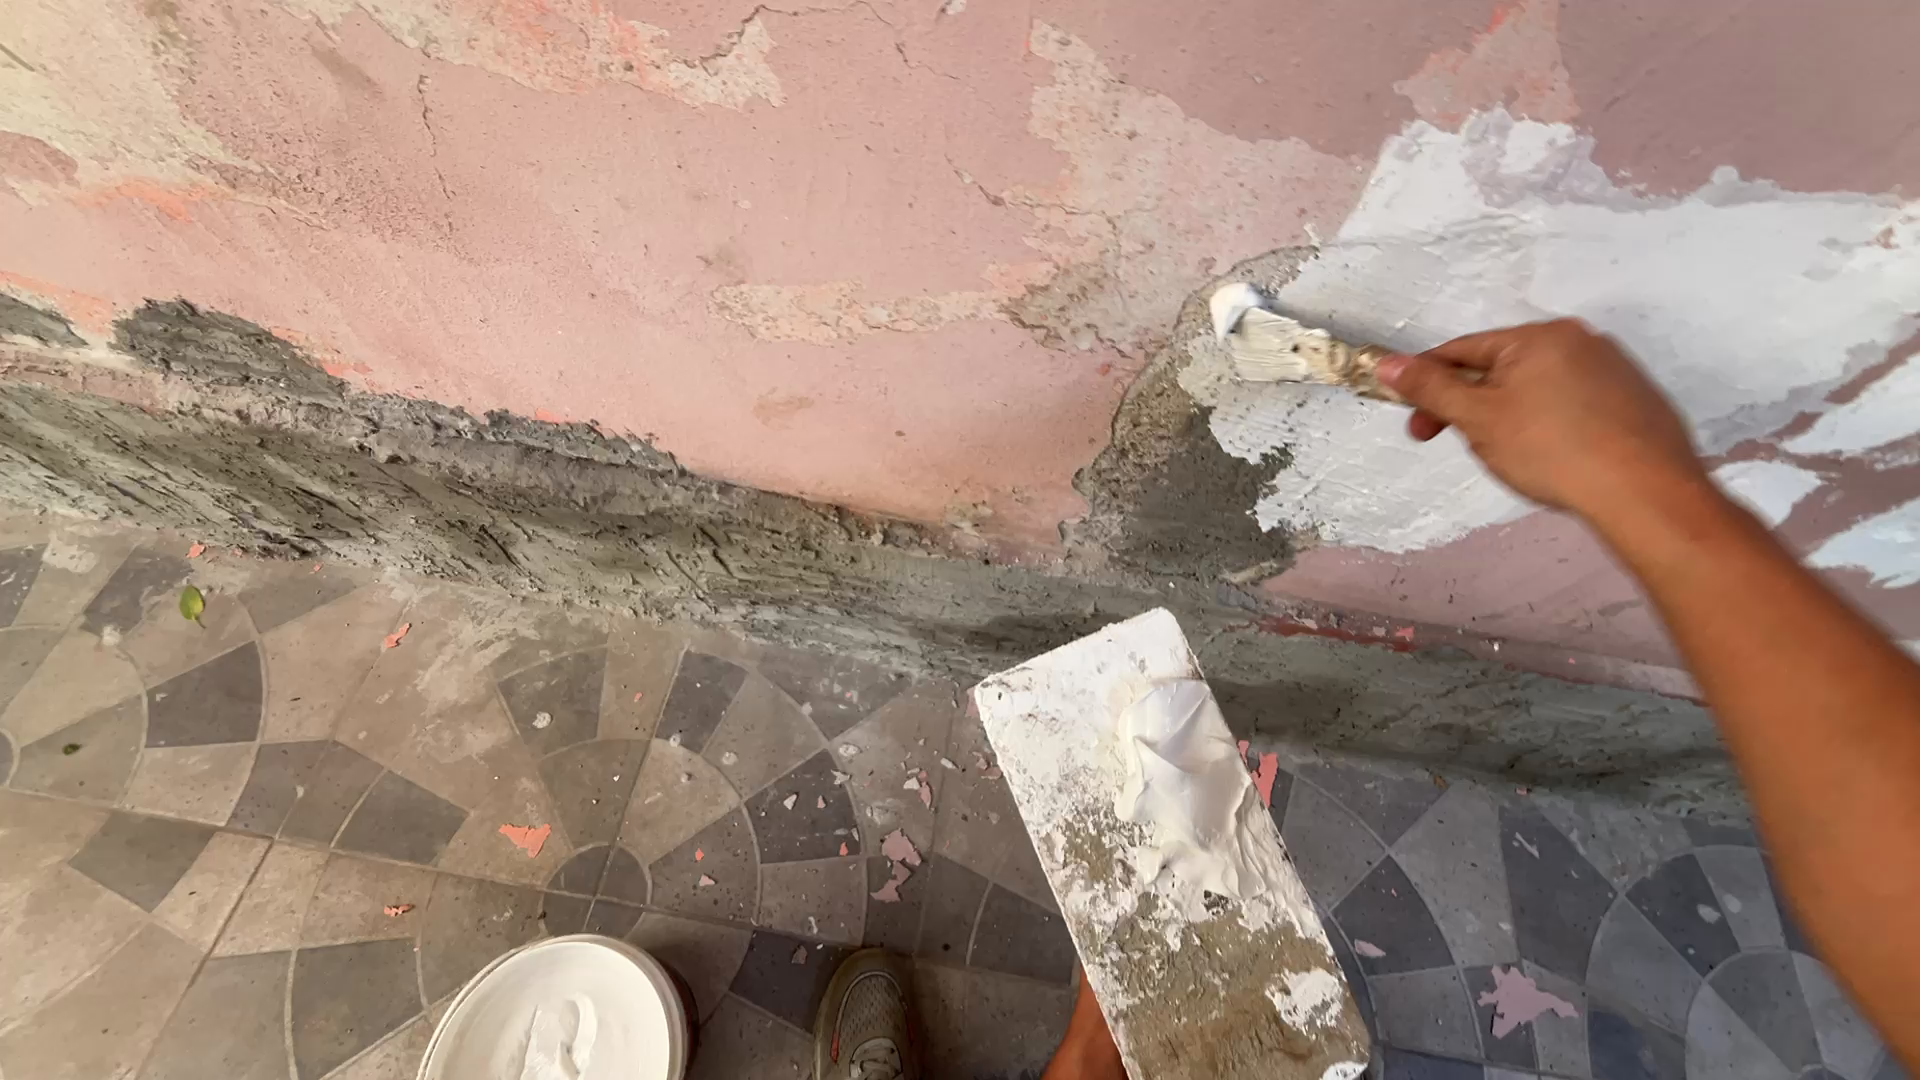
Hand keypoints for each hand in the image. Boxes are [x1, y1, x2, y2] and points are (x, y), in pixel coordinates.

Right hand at [1375, 318, 1710, 520]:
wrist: (1643, 492)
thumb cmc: (1550, 449)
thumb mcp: (1475, 417)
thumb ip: (1429, 388)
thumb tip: (1387, 363)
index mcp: (1538, 337)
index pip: (1459, 351)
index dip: (1425, 384)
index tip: (1413, 422)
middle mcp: (1578, 340)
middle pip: (1495, 367)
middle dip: (1464, 404)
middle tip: (1447, 441)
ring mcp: (1611, 367)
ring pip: (1528, 386)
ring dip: (1499, 414)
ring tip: (1500, 452)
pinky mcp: (1630, 397)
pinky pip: (1564, 400)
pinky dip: (1539, 421)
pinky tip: (1542, 452)